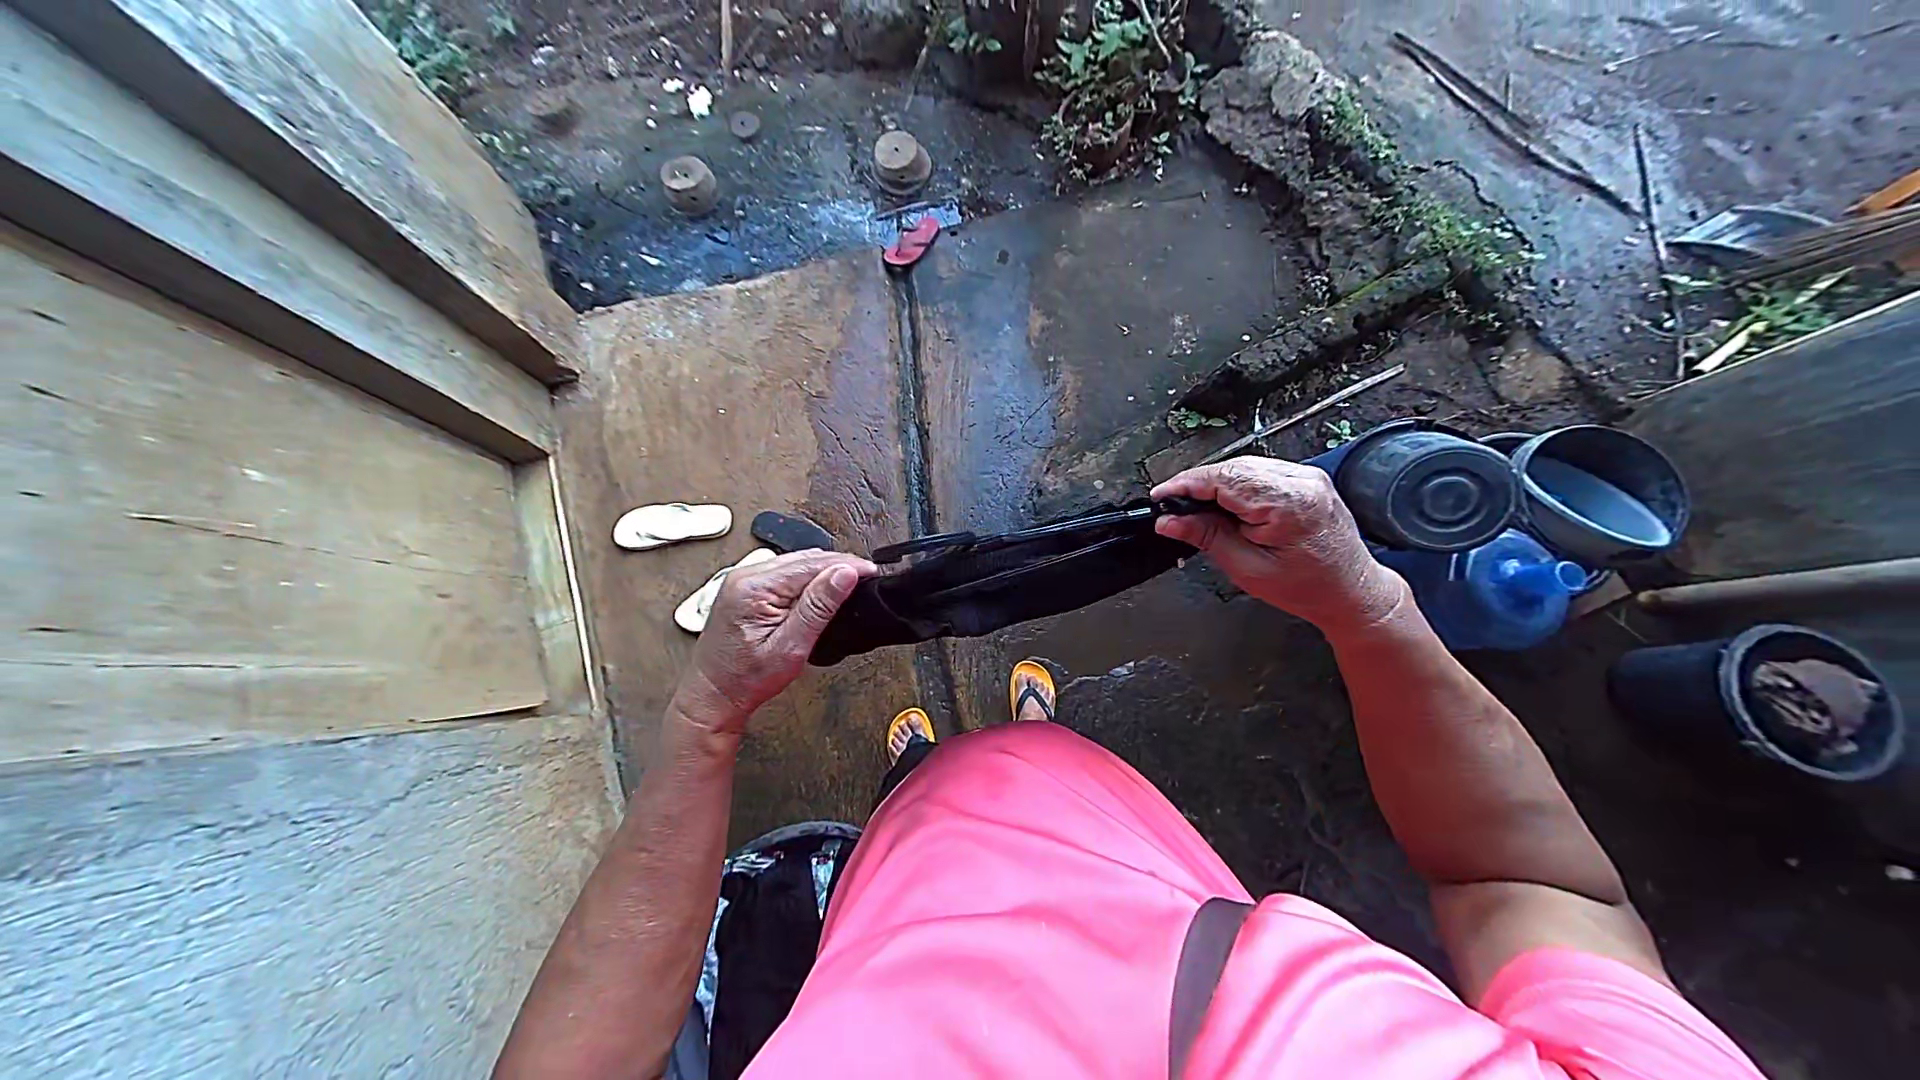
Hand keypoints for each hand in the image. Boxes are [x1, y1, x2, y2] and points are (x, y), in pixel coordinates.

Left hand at [676, 550, 875, 733]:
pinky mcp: (746, 587)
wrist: (713, 695)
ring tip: (848, 584)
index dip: (846, 565)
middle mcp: (745, 576)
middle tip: (866, 577)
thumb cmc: (745, 679)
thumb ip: (818, 607)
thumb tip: (844, 574)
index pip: (811, 563)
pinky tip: (821, 589)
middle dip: (838, 565)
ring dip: (823, 570)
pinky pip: (784, 572)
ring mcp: (743, 580)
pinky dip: (807, 577)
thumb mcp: (790, 646)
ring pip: (796, 563)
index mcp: (753, 587)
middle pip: (804, 558)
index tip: (870, 571)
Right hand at [1152, 457, 1406, 637]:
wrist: (1349, 591)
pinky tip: (1222, 504)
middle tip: (1172, 507)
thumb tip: (1170, 521)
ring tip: (1195, 510)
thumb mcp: (1246, 568)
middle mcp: (1301, 481)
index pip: (1223, 479)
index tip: (1161, 496)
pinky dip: (1233, 485)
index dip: (1185, 485)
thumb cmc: (1308, 586)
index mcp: (1289, 503)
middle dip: (1196, 485)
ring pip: (1242, 466)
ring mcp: (1305, 476)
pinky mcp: (1304, 479)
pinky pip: (1257, 472)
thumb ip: (1205, 537)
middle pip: (1231, 468)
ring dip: (1213, 485)